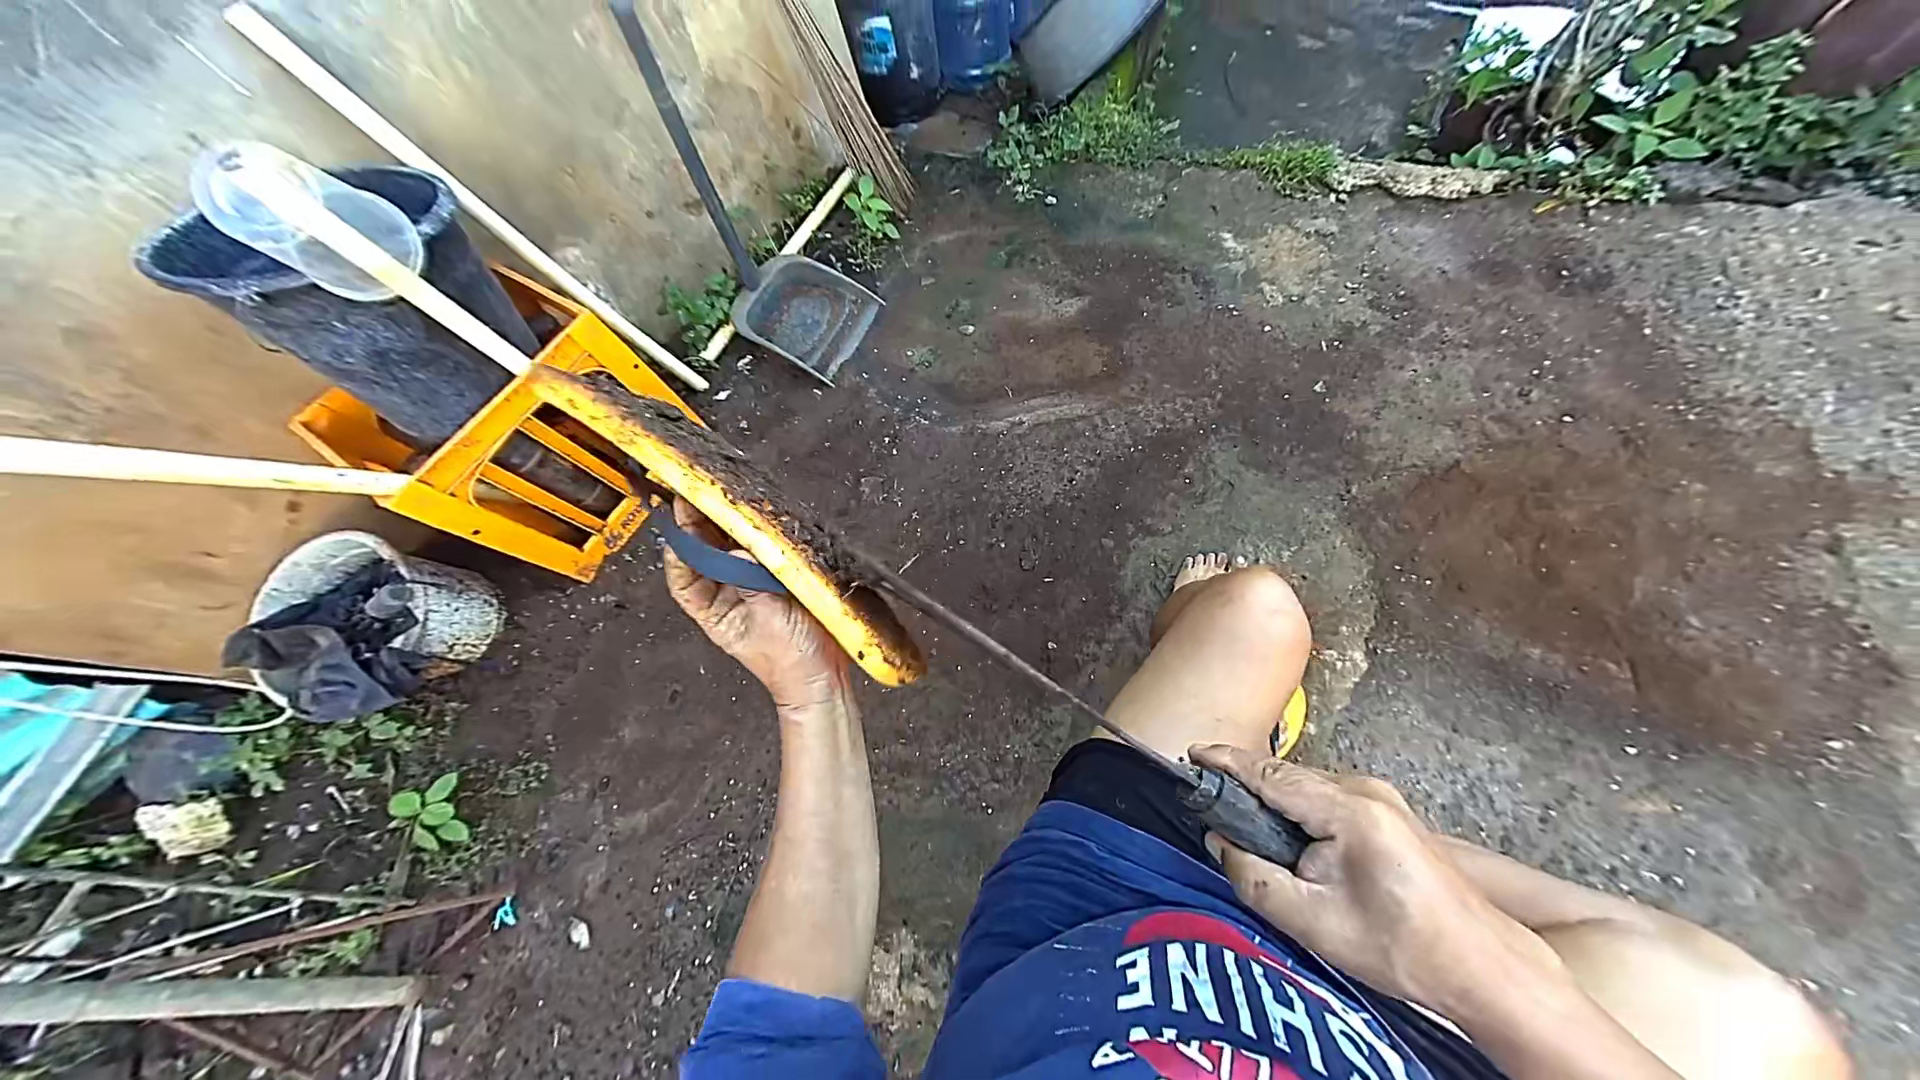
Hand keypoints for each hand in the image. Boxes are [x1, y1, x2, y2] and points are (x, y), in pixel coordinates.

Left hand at [662, 497, 851, 710]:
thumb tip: (740, 548)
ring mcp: (754, 587)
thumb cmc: (791, 661)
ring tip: (726, 499)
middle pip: (707, 555)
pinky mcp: (779, 580)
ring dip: (730, 527)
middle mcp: (730, 595)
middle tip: (700, 494)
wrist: (824, 676)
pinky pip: (764, 553)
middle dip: (701, 525)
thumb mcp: (766, 618)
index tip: (679, 516)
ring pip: (733, 550)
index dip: (679, 544)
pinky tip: (761, 521)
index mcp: (714, 610)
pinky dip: (761, 537)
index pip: (684, 572)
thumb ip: (751, 581)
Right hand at [1190, 745, 1564, 1014]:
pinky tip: (1281, 830)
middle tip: (1205, 797)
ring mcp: (1379, 798)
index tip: (1192, 754)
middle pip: (1284, 775)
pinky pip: (1322, 796)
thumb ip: (1252, 876)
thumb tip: (1219, 841)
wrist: (1485, 970)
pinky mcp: (1384, 812)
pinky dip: (1292, 805)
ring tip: (1238, 818)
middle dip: (1242, 781)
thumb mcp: (1311, 922)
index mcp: (1350, 811)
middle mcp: (1365, 792)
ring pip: (1303, 784)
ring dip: (1268, 795)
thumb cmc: (1403, 950)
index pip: (1269, 774)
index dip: (1225, 761)